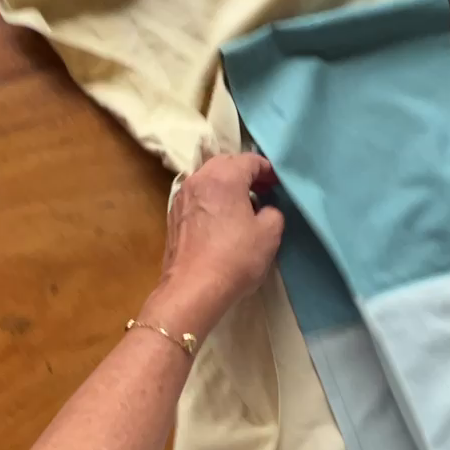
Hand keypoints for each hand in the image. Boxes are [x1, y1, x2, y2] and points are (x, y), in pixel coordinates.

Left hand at [139, 153, 283, 336]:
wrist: (193, 289)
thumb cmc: (235, 258)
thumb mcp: (269, 234)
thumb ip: (273, 213)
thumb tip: (265, 210)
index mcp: (224, 177)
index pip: (249, 160)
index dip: (267, 169)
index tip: (277, 184)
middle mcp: (198, 180)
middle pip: (224, 164)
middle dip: (244, 172)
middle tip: (261, 190)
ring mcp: (181, 198)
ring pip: (207, 179)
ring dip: (226, 185)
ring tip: (242, 204)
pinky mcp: (173, 217)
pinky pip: (196, 197)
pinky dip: (211, 199)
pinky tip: (221, 220)